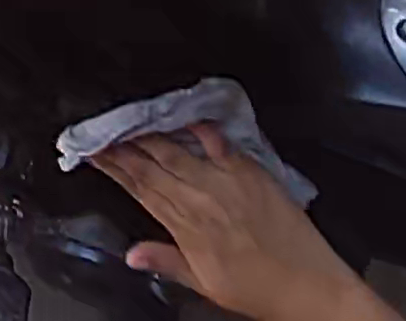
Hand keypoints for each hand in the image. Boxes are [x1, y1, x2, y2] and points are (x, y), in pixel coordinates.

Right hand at [92, 125, 397, 320]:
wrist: (312, 290)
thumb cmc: (260, 290)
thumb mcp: (207, 285)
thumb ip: (167, 262)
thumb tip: (131, 254)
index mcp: (186, 228)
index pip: (139, 189)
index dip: (113, 168)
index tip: (93, 152)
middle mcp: (198, 200)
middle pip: (150, 166)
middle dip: (121, 146)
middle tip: (100, 129)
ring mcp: (222, 182)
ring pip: (174, 151)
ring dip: (148, 135)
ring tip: (128, 120)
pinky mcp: (246, 170)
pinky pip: (217, 142)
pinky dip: (200, 127)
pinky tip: (184, 114)